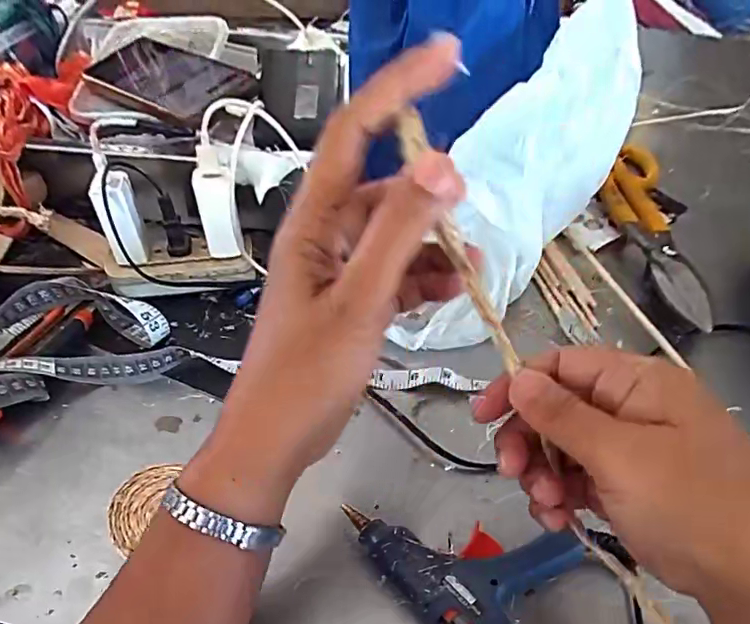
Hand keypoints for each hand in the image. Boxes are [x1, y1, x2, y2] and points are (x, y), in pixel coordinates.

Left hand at [179, 35, 468, 524]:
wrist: (275, 441)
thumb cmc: (305, 378)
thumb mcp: (358, 304)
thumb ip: (399, 236)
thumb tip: (442, 167)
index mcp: (312, 227)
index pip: (355, 136)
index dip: (398, 91)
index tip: (447, 58)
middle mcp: (322, 241)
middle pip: (383, 195)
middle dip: (430, 200)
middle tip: (470, 216)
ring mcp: (336, 277)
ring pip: (393, 242)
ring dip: (433, 249)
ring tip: (474, 267)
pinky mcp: (348, 309)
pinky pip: (391, 280)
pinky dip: (421, 282)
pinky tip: (451, 291)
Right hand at [472, 347, 749, 601]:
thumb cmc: (690, 503)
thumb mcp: (619, 455)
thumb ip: (563, 416)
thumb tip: (519, 377)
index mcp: (637, 383)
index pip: (561, 367)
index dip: (517, 386)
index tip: (482, 419)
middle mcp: (633, 410)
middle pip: (557, 411)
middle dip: (530, 443)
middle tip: (513, 475)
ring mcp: (632, 452)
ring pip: (564, 452)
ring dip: (544, 477)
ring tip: (551, 508)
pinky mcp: (630, 489)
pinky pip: (582, 482)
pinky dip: (564, 498)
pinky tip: (562, 521)